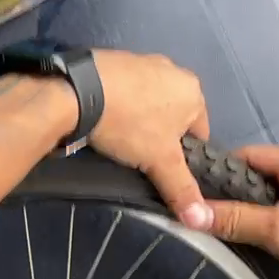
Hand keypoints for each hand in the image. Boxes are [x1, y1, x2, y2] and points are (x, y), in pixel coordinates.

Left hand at [87, 50, 212, 228]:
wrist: (78, 91)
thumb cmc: (130, 124)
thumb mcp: (159, 161)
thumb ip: (182, 188)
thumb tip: (201, 220)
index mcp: (193, 90)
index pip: (200, 132)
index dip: (184, 155)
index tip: (163, 167)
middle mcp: (174, 70)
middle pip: (175, 115)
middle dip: (161, 135)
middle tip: (141, 155)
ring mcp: (144, 60)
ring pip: (150, 101)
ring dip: (140, 118)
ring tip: (120, 138)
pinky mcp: (116, 59)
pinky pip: (126, 89)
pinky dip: (120, 103)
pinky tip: (106, 118)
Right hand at [204, 145, 278, 278]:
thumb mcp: (277, 231)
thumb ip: (233, 219)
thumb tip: (187, 213)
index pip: (249, 155)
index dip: (221, 172)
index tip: (196, 194)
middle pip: (260, 173)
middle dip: (236, 194)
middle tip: (210, 216)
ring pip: (273, 194)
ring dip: (253, 210)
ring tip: (229, 230)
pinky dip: (271, 220)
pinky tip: (258, 239)